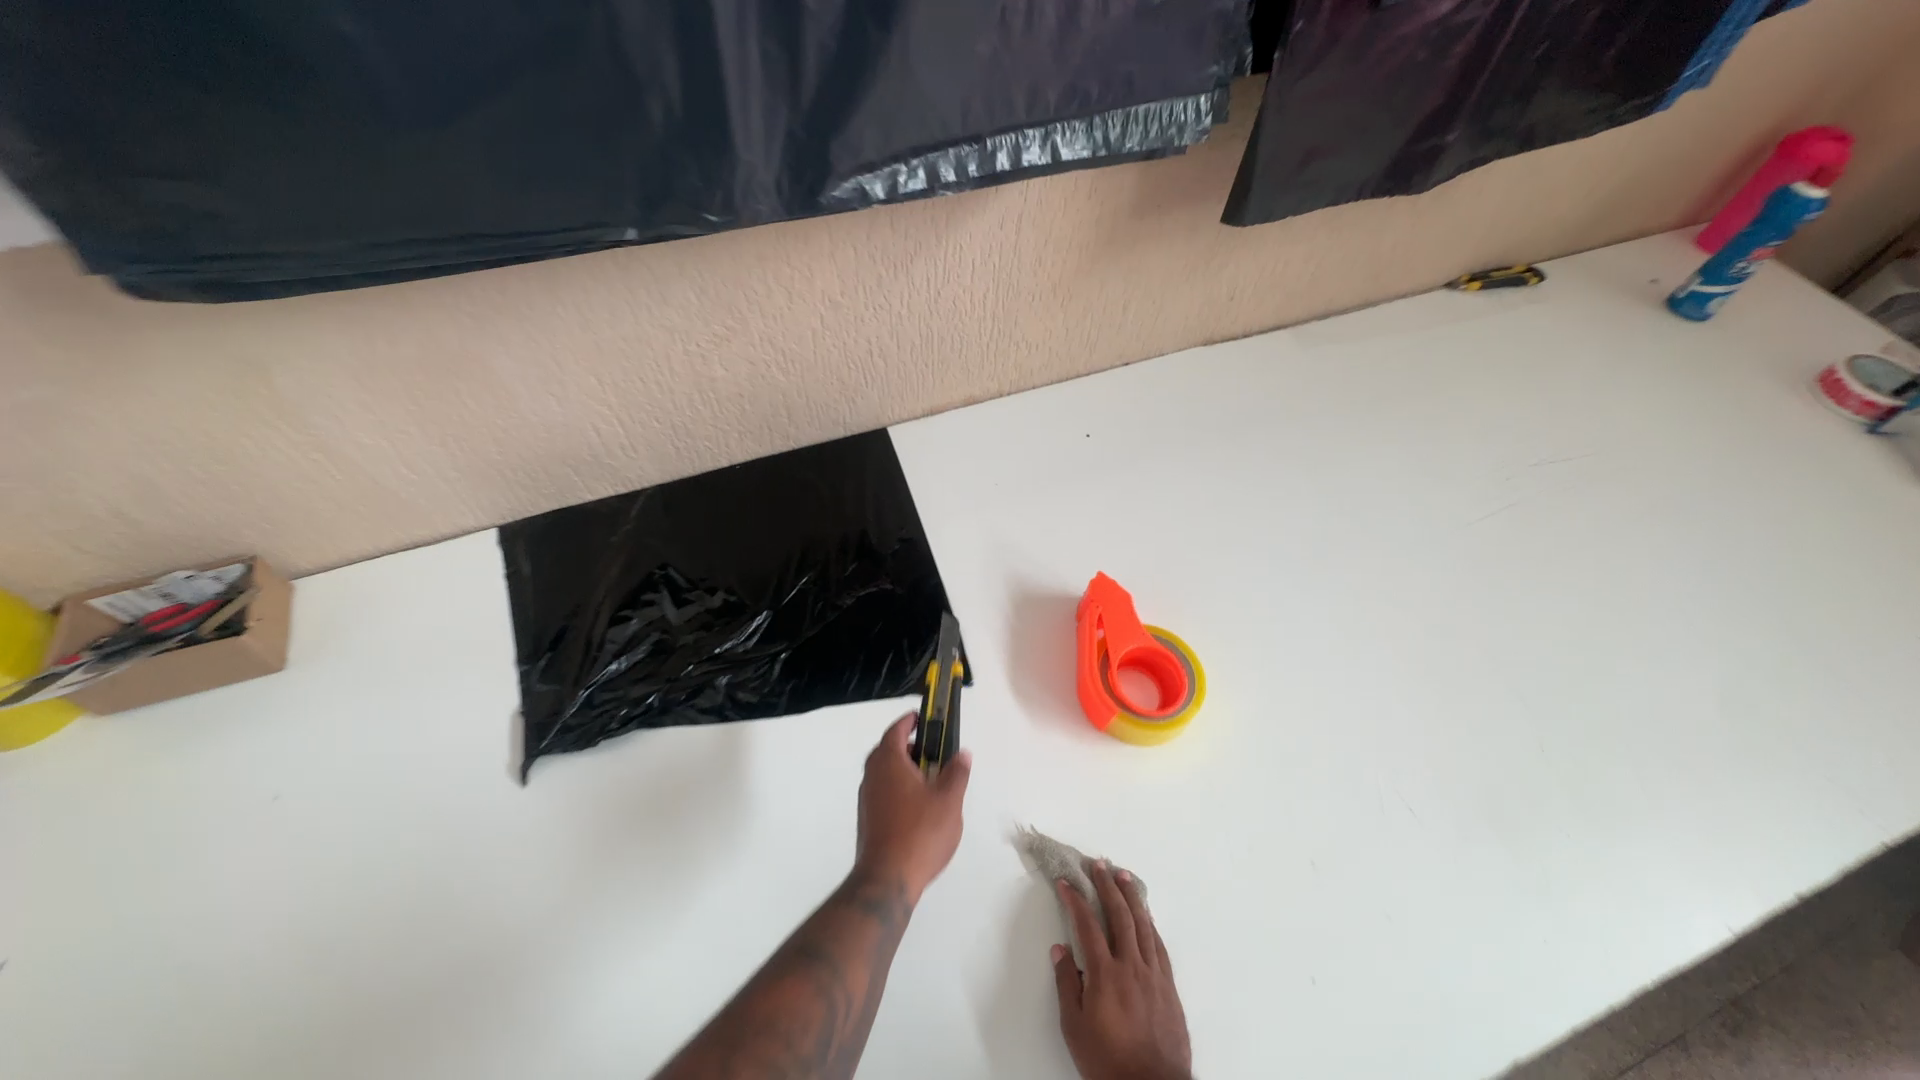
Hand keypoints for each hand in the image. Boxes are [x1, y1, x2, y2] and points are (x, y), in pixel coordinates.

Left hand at [853, 713, 971, 903]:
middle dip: (910, 747)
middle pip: (888, 751)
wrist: (888, 877)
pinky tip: (919, 808)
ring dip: (905, 770)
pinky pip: (884, 792)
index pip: (896, 731)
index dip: (909, 722)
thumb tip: (962, 753)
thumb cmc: (921, 832)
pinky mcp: (868, 819)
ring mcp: (867, 799)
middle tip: (934, 752)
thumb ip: (956, 773)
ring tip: (932, 782)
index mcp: (889, 763)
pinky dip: (900, 789)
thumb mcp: (949, 800)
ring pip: (885, 773)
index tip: (922, 718)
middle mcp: (872, 776)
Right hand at [1052, 862, 1192, 1079]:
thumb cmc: (1107, 1060)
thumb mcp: (1075, 1027)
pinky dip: (1150, 924)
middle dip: (1107, 887)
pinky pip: (1159, 945)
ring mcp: (1154, 974)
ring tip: (1124, 876)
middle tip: (1099, 864)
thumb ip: (1067, 985)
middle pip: (1119, 916)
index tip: (1067, 882)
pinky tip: (1146, 916)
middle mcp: (1131, 966)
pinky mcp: (1169, 986)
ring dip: (1132, 897)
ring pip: (1143, 925)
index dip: (1076, 900)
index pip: (1087, 926)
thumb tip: (1060, 949)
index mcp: (1105, 974)